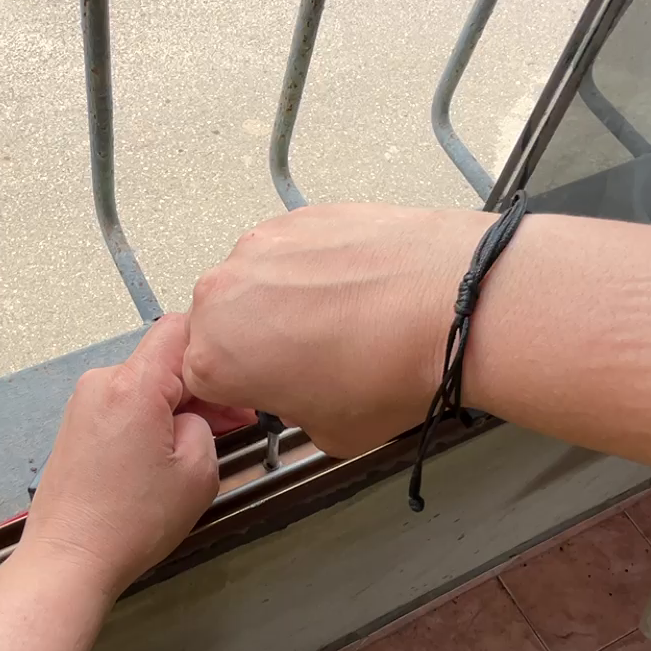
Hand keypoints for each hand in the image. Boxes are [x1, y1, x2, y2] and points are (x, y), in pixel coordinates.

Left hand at [20, 316, 228, 594]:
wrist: (67, 560)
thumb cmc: (132, 522)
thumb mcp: (198, 472)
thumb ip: (206, 424)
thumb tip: (192, 415)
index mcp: (132, 384)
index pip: (179, 329)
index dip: (215, 348)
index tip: (238, 381)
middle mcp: (102, 382)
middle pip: (163, 359)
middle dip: (202, 386)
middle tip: (236, 421)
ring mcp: (84, 403)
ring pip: (145, 383)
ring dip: (178, 404)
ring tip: (205, 440)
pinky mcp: (77, 425)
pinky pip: (125, 404)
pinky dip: (152, 418)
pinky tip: (169, 450)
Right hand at [185, 203, 496, 456]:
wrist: (450, 306)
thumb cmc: (389, 374)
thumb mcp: (328, 434)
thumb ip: (288, 411)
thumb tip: (297, 390)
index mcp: (214, 359)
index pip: (201, 379)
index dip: (239, 388)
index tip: (270, 388)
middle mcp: (221, 296)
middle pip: (219, 324)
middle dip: (253, 340)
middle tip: (306, 354)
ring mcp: (258, 247)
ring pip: (251, 282)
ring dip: (279, 299)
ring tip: (336, 314)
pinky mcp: (297, 216)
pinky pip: (287, 249)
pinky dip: (309, 266)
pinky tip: (352, 283)